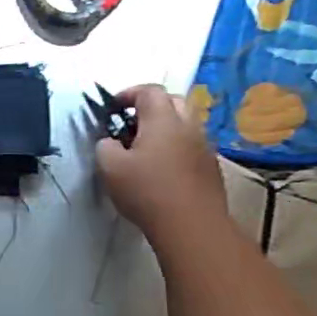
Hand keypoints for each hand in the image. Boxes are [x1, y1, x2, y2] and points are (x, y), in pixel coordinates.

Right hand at [94, 84, 228, 241]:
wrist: (191, 224)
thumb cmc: (146, 191)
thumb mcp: (110, 168)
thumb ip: (105, 147)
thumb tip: (110, 142)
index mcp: (162, 120)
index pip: (149, 91)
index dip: (129, 93)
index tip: (113, 106)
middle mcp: (188, 126)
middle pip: (172, 101)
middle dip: (150, 106)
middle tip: (130, 124)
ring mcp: (204, 146)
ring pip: (184, 124)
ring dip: (165, 128)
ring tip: (145, 148)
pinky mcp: (211, 167)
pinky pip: (191, 146)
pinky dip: (176, 147)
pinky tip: (163, 169)